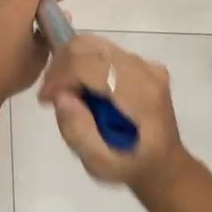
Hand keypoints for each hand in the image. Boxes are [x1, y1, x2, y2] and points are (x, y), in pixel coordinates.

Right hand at [38, 36, 187, 191]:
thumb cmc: (131, 167)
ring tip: (65, 92)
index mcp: (140, 97)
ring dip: (69, 64)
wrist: (164, 165)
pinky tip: (81, 89)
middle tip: (52, 95)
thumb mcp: (100, 165)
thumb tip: (61, 97)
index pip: (90, 65)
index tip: (47, 101)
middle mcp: (146, 72)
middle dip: (60, 66)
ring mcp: (145, 64)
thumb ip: (79, 132)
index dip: (60, 77)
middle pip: (88, 46)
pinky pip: (101, 51)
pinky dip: (81, 64)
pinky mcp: (140, 63)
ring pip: (92, 44)